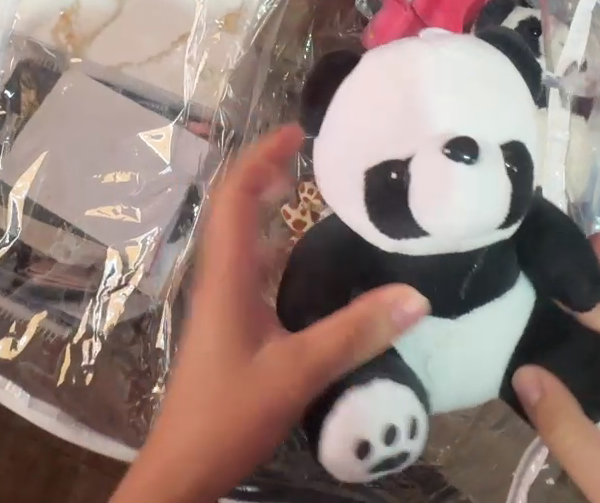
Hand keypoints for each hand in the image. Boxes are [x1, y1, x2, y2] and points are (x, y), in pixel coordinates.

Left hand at [113, 126, 429, 502]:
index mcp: (227, 272)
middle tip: (306, 150)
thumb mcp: (298, 371)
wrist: (183, 467)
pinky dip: (270, 239)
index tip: (298, 131)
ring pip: (239, 232)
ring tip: (303, 185)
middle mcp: (219, 274)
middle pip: (234, 204)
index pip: (236, 194)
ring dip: (264, 201)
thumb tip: (416, 296)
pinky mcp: (228, 319)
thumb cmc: (229, 412)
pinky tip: (297, 251)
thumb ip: (355, 333)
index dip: (262, 155)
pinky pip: (248, 262)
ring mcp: (221, 297)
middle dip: (264, 168)